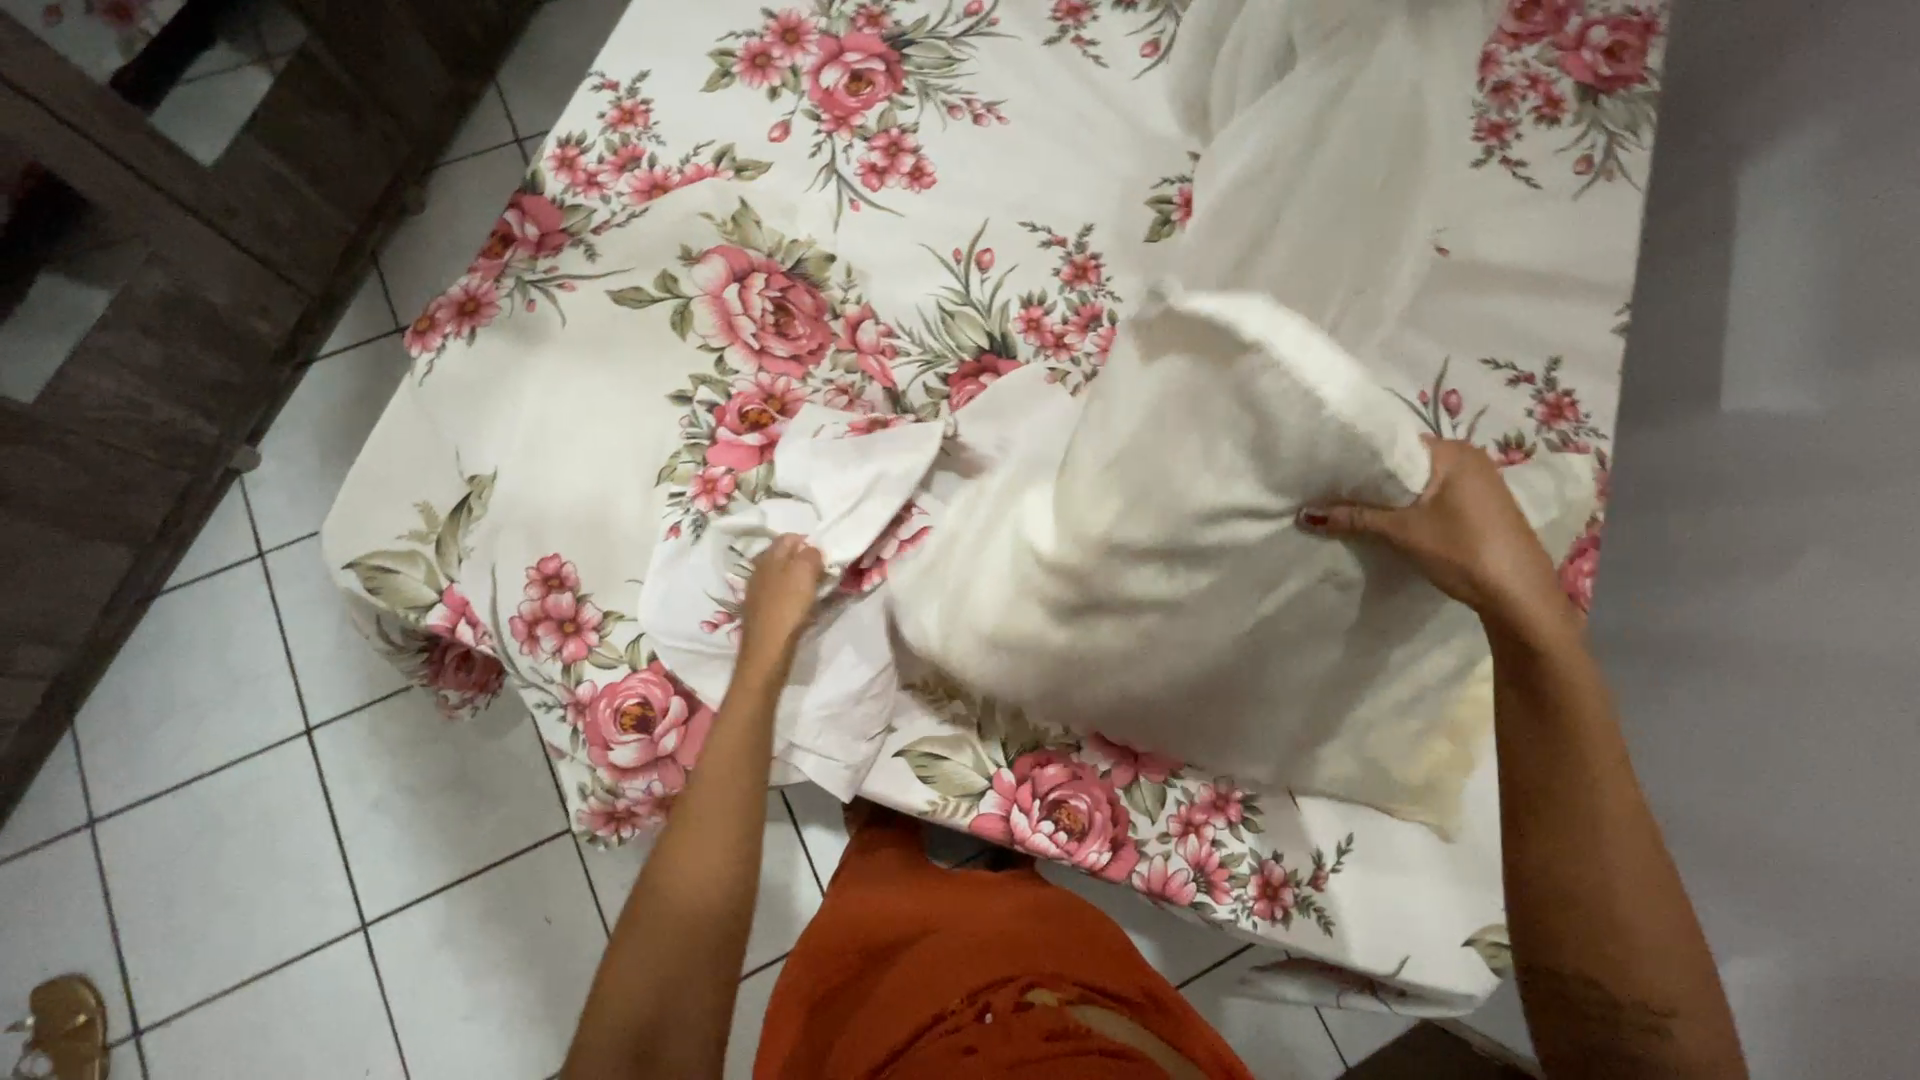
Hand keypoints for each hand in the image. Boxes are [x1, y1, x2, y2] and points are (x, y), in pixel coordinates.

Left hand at [737, 534, 823, 671]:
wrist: (768, 648)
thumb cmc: (788, 607)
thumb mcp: (805, 573)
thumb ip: (810, 555)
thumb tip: (812, 549)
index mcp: (770, 557)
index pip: (788, 538)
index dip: (807, 541)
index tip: (824, 553)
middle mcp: (759, 570)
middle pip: (782, 555)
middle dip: (801, 558)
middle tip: (821, 570)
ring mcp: (756, 591)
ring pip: (778, 575)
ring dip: (795, 577)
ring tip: (813, 587)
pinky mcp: (758, 610)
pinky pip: (776, 593)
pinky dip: (789, 593)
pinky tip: (798, 604)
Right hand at [1298, 437, 1576, 639]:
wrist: (1519, 593)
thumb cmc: (1462, 550)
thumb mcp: (1403, 532)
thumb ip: (1355, 517)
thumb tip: (1305, 515)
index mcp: (1452, 452)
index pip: (1393, 443)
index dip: (1358, 457)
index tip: (1325, 470)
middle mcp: (1468, 458)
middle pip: (1405, 462)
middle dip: (1370, 478)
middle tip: (1329, 489)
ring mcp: (1478, 482)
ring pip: (1419, 480)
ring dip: (1389, 494)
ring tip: (1349, 504)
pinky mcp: (1479, 505)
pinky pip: (1433, 494)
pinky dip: (1409, 504)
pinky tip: (1387, 518)